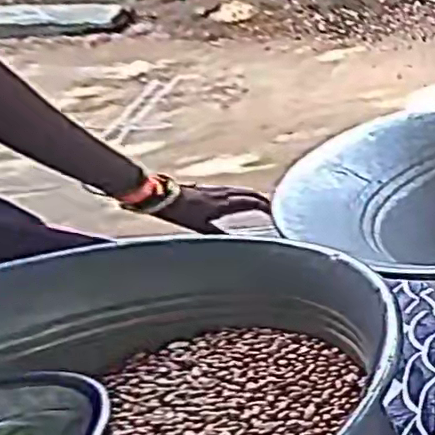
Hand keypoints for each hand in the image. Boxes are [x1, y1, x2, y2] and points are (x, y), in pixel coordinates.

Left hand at [150, 183, 270, 233]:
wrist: (156, 195)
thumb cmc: (178, 211)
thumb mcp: (201, 227)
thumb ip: (220, 234)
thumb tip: (237, 245)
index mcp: (225, 204)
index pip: (254, 203)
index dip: (268, 209)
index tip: (278, 216)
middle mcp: (222, 194)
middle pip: (250, 193)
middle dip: (264, 200)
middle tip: (275, 208)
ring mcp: (213, 189)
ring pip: (240, 190)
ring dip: (253, 196)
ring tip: (260, 202)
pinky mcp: (206, 189)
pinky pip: (230, 190)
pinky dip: (241, 195)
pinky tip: (237, 199)